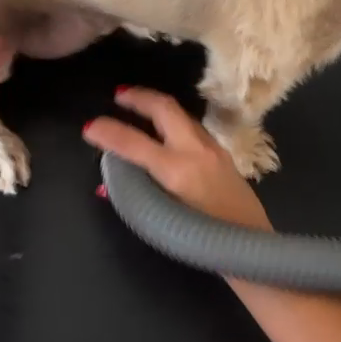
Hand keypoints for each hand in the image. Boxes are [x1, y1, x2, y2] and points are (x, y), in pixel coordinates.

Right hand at [82, 87, 272, 231]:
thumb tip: (109, 185)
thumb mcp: (163, 222)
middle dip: (139, 97)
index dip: (108, 133)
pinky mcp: (224, 156)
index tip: (89, 127)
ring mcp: (214, 150)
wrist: (250, 246)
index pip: (134, 143)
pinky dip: (173, 123)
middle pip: (165, 109)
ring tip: (139, 108)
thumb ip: (137, 196)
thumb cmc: (204, 241)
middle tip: (119, 95)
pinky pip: (193, 129)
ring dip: (158, 108)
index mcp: (178, 170)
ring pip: (182, 116)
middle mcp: (197, 151)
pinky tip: (166, 133)